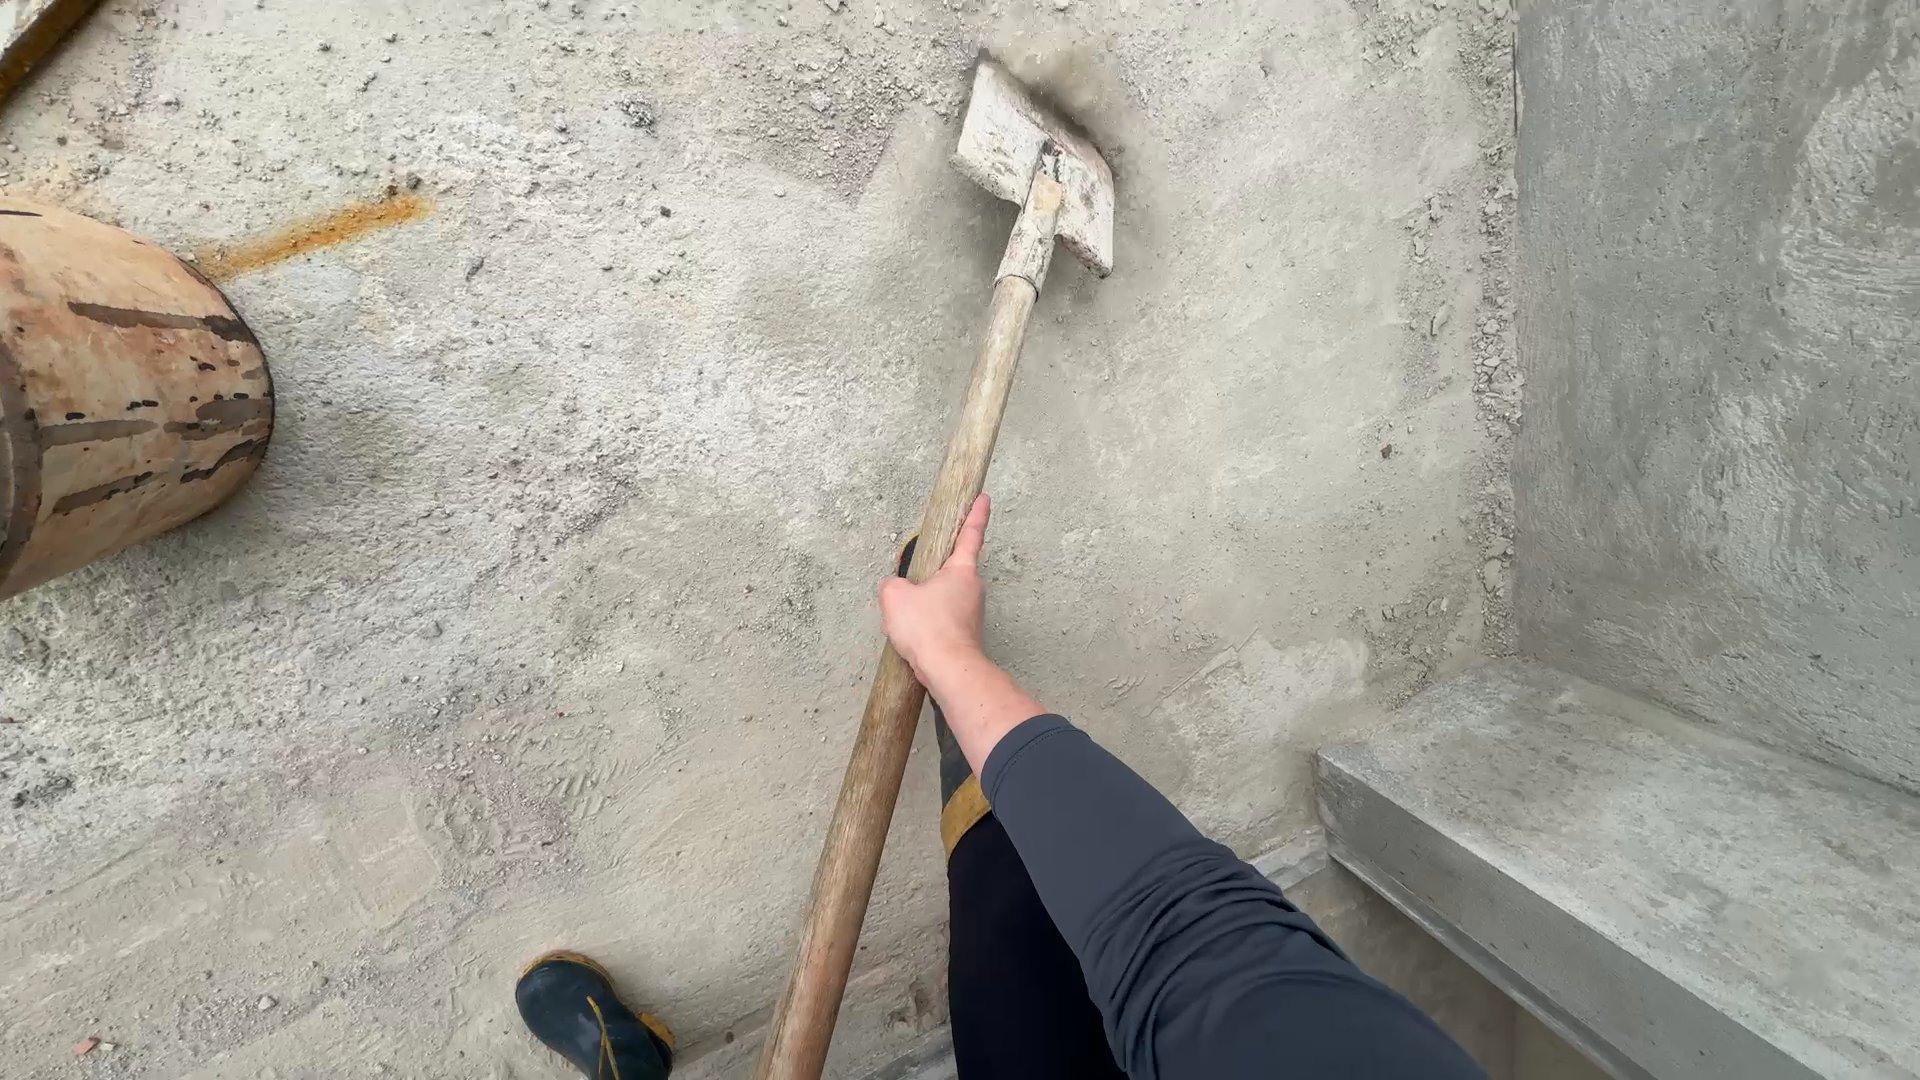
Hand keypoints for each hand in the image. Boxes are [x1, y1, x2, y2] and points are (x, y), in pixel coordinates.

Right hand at [879, 493, 1045, 772]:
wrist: (948, 669)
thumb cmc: (928, 628)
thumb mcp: (894, 597)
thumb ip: (893, 585)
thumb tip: (897, 591)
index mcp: (961, 570)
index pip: (970, 534)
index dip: (976, 514)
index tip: (983, 498)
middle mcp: (973, 589)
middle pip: (949, 573)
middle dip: (928, 579)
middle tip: (910, 591)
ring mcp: (972, 613)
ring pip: (943, 600)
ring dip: (924, 608)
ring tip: (908, 624)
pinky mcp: (966, 634)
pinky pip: (942, 622)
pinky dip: (927, 628)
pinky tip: (914, 640)